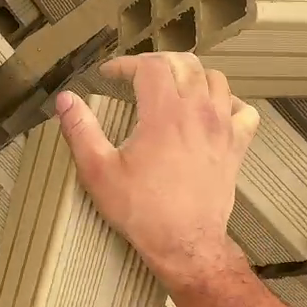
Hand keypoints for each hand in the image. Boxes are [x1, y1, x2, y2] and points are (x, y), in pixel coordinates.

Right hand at [56, 52, 260, 289]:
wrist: (185, 243)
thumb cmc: (140, 210)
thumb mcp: (98, 171)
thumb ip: (80, 130)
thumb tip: (65, 100)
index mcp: (164, 113)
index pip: (149, 67)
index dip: (125, 64)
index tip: (108, 75)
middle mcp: (199, 112)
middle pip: (185, 64)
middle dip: (156, 63)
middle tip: (135, 76)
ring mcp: (223, 127)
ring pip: (215, 79)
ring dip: (190, 76)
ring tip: (169, 88)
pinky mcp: (237, 146)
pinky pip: (242, 109)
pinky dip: (226, 101)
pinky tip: (209, 111)